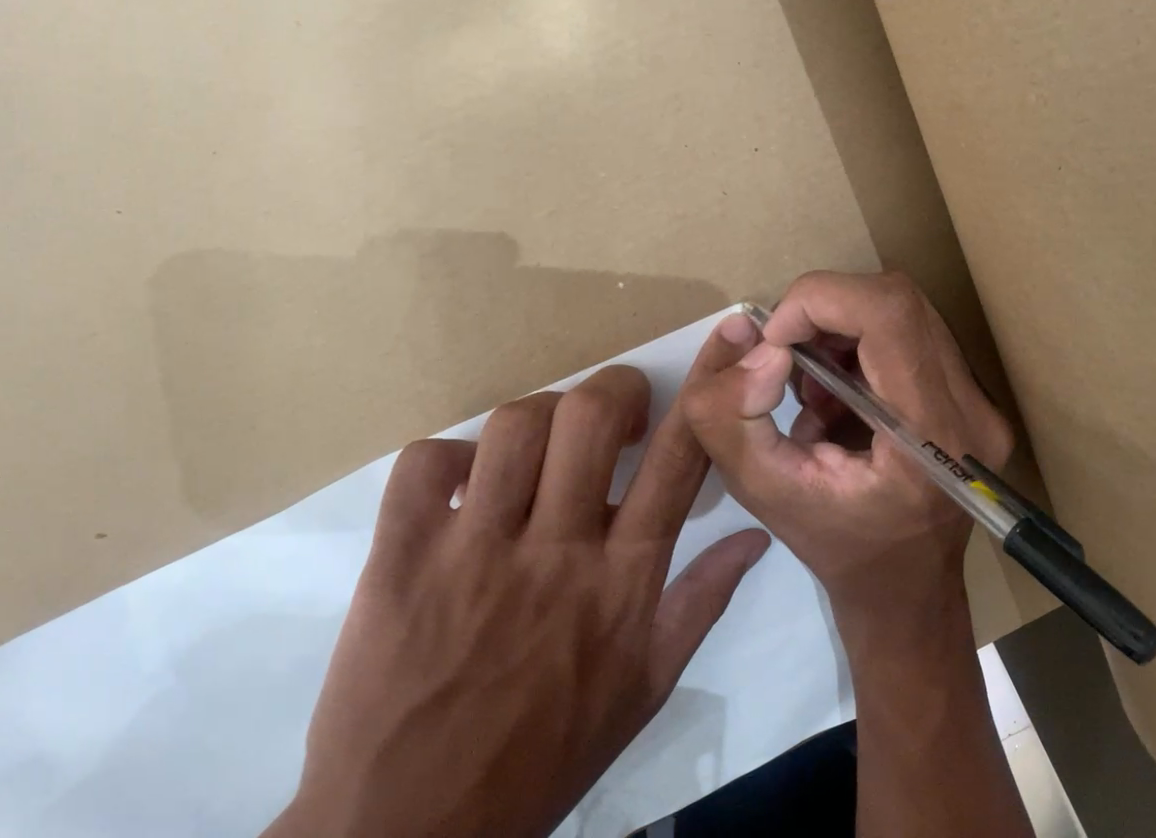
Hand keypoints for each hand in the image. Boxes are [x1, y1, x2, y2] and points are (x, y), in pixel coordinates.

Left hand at [266, 364, 771, 837]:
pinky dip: (447, 455)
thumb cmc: (548, 753)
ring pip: (511, 427)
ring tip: (542, 443)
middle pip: (590, 418)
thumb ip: (703, 601)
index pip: (676, 462)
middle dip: (614, 391)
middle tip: (616, 413)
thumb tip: (756, 536)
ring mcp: (472, 551)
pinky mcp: (398, 560)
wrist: (417, 827)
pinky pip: (421, 465)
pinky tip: (464, 482)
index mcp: (624, 579)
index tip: (714, 364)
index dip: (702, 398)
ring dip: (538, 417)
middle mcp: (556, 549)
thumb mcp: (649, 685)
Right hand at [680, 271, 1012, 628]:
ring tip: (817, 398)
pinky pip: (915, 339)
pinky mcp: (976, 401)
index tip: (775, 339)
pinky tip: (843, 404)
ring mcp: (983, 403)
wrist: (907, 594)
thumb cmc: (838, 551)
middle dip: (827, 313)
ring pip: (907, 314)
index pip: (889, 314)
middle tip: (789, 363)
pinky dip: (865, 350)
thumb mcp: (762, 491)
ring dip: (845, 334)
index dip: (821, 301)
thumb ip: (732, 416)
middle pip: (900, 302)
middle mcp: (972, 410)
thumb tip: (757, 341)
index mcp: (931, 437)